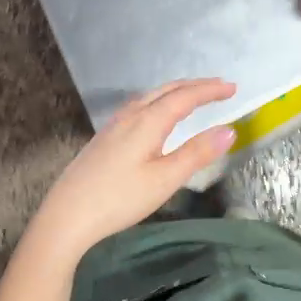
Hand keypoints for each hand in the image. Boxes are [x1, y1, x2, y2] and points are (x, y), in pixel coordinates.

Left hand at [29, 78, 236, 261]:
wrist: (67, 213)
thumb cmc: (120, 198)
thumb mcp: (165, 180)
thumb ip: (197, 153)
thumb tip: (229, 130)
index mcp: (148, 120)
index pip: (185, 96)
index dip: (210, 90)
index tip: (233, 87)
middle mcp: (131, 114)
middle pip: (167, 90)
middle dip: (195, 86)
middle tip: (220, 87)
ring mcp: (115, 124)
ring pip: (151, 96)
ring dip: (176, 91)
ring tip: (194, 96)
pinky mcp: (106, 136)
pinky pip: (140, 105)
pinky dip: (160, 101)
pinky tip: (157, 115)